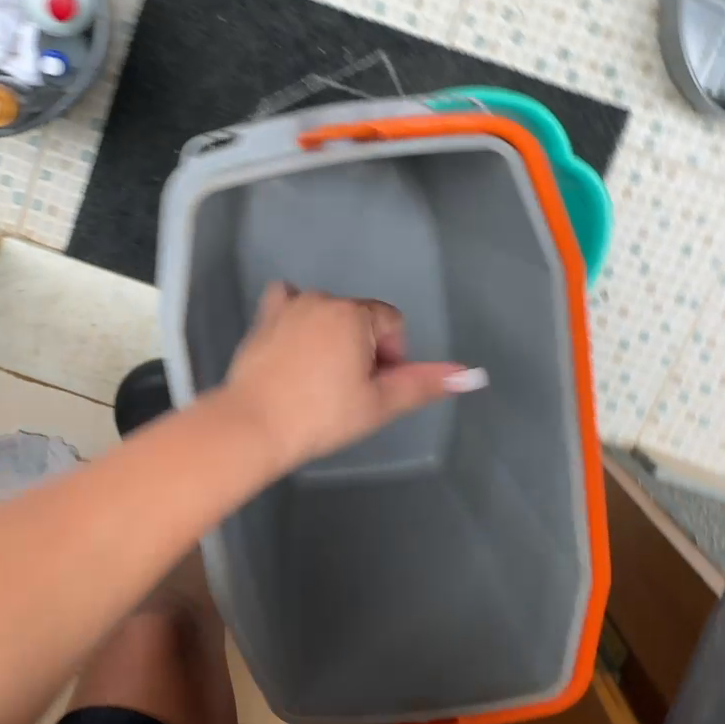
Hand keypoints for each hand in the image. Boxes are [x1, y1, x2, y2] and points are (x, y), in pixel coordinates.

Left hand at [219, 283, 482, 469]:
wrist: (254, 424)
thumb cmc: (321, 416)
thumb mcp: (379, 403)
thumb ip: (424, 384)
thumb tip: (470, 375)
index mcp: (355, 314)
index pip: (391, 323)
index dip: (391, 355)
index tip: (374, 386)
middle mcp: (322, 300)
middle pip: (360, 317)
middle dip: (363, 348)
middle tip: (348, 390)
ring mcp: (288, 306)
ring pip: (327, 314)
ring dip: (332, 337)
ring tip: (319, 379)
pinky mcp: (263, 318)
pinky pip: (287, 302)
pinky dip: (296, 318)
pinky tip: (294, 346)